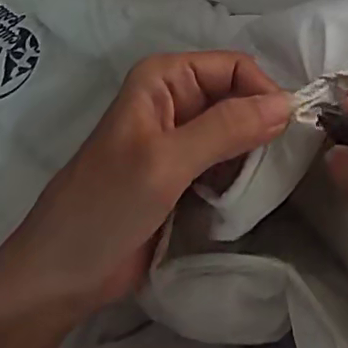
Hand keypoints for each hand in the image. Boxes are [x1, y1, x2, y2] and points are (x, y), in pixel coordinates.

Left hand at [0, 50, 292, 319]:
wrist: (58, 280)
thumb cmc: (104, 209)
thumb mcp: (167, 162)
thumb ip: (227, 128)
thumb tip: (289, 103)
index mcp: (164, 77)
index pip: (235, 67)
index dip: (263, 94)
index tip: (284, 134)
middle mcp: (175, 97)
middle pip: (239, 96)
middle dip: (259, 125)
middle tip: (272, 165)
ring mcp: (179, 136)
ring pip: (238, 129)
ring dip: (252, 153)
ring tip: (254, 184)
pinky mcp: (184, 171)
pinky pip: (227, 159)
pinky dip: (239, 174)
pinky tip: (239, 196)